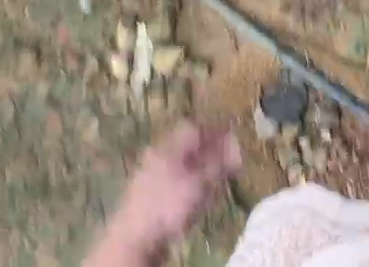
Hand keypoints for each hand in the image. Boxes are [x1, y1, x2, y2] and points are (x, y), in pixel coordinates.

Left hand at [89, 125, 241, 265]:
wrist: (132, 239)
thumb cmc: (168, 205)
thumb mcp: (200, 182)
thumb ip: (219, 162)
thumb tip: (235, 145)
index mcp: (167, 146)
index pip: (195, 128)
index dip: (216, 132)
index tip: (234, 141)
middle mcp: (158, 155)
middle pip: (189, 145)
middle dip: (212, 152)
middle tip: (230, 163)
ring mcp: (151, 175)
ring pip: (183, 163)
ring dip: (203, 168)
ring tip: (217, 180)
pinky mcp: (150, 195)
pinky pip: (175, 180)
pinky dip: (191, 182)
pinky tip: (199, 196)